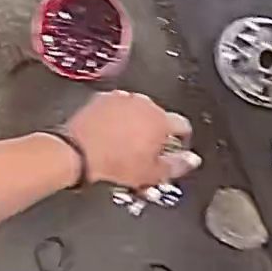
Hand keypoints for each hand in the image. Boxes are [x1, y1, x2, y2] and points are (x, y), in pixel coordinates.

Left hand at [63, 90, 200, 186]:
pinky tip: (111, 131)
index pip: (182, 125)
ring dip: (136, 121)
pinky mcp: (104, 97)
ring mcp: (122, 98)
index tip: (176, 147)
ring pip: (137, 109)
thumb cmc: (115, 162)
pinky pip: (117, 105)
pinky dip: (117, 115)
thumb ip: (177, 165)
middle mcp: (143, 104)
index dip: (181, 139)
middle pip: (159, 116)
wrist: (80, 151)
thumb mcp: (152, 173)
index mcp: (160, 120)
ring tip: (126, 141)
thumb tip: (191, 160)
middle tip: (147, 149)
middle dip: (156, 131)